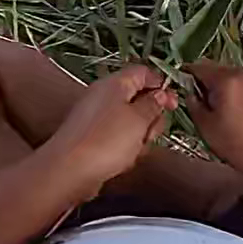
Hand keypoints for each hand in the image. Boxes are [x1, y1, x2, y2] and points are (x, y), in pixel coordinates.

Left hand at [40, 65, 177, 197]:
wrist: (69, 170)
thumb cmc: (106, 141)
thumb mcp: (139, 120)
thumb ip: (153, 104)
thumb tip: (160, 93)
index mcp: (115, 84)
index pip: (143, 73)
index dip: (161, 86)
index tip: (173, 105)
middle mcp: (104, 95)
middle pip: (139, 98)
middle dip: (151, 118)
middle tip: (149, 133)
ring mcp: (97, 116)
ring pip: (131, 121)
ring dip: (139, 136)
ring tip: (134, 150)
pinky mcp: (93, 137)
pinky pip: (118, 137)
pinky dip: (125, 148)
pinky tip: (123, 160)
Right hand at [186, 62, 242, 186]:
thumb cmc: (239, 145)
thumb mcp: (206, 128)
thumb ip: (194, 104)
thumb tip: (191, 93)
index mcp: (226, 79)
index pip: (199, 66)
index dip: (189, 77)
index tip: (187, 92)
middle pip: (218, 70)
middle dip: (209, 84)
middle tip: (208, 108)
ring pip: (235, 77)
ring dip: (227, 89)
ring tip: (229, 114)